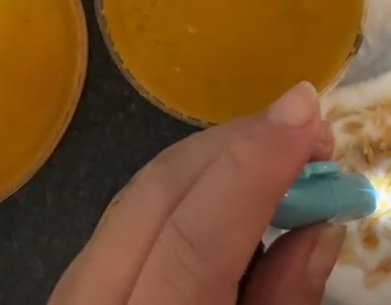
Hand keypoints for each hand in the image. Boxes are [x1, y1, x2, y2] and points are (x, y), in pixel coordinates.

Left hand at [52, 81, 345, 304]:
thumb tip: (319, 225)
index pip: (193, 236)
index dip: (253, 164)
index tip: (305, 106)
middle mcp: (88, 304)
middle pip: (157, 193)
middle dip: (239, 144)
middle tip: (311, 127)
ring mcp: (71, 293)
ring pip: (142, 193)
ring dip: (218, 158)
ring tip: (284, 149)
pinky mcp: (77, 287)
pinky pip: (135, 215)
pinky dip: (191, 189)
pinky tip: (235, 188)